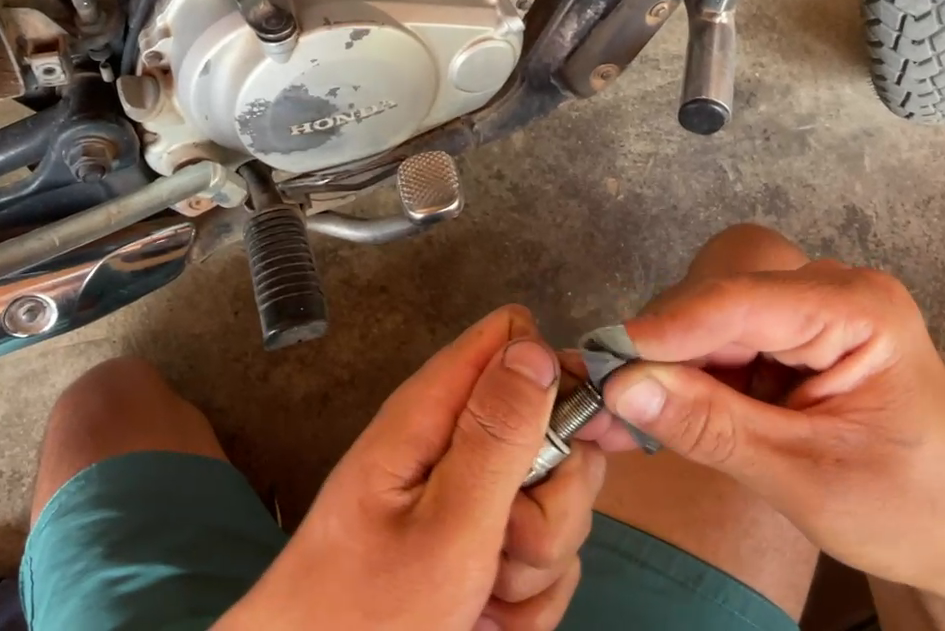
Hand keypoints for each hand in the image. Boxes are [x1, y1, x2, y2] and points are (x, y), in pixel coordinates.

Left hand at [217, 306, 605, 630]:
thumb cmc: (370, 612)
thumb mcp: (446, 525)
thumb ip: (496, 436)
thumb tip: (535, 348)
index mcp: (433, 412)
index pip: (512, 342)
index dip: (554, 378)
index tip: (573, 439)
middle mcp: (453, 444)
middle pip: (549, 430)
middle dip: (550, 497)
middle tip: (506, 542)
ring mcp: (469, 498)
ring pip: (553, 502)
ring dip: (536, 560)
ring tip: (480, 592)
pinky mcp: (481, 547)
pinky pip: (541, 557)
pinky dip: (524, 598)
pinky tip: (485, 616)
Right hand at [584, 226, 944, 629]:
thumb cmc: (907, 516)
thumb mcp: (804, 478)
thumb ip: (710, 426)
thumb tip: (622, 386)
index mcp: (860, 311)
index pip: (740, 301)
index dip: (664, 330)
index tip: (601, 363)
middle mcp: (830, 290)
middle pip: (715, 296)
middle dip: (660, 348)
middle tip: (609, 399)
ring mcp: (806, 308)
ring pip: (704, 313)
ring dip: (663, 362)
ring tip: (626, 415)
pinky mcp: (785, 335)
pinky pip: (715, 339)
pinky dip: (680, 375)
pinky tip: (653, 413)